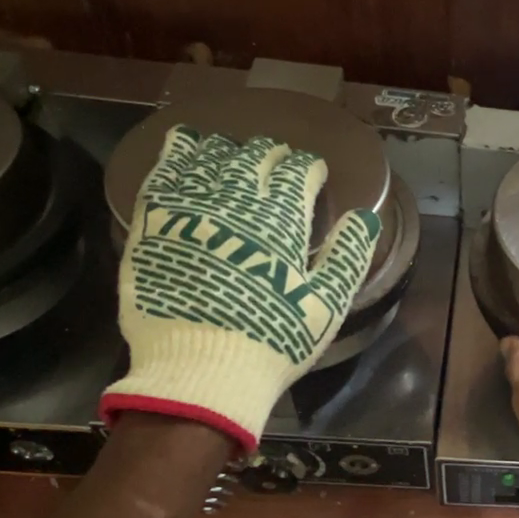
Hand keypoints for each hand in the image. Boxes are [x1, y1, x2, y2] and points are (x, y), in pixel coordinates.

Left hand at [100, 125, 381, 452]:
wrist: (201, 369)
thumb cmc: (272, 340)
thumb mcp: (327, 305)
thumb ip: (347, 256)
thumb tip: (366, 216)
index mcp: (282, 223)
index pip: (297, 175)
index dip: (308, 167)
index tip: (312, 169)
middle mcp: (235, 204)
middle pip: (253, 160)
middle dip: (269, 153)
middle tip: (275, 156)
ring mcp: (189, 210)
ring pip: (208, 159)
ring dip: (224, 148)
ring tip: (230, 148)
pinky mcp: (152, 225)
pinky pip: (163, 175)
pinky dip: (176, 156)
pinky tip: (182, 148)